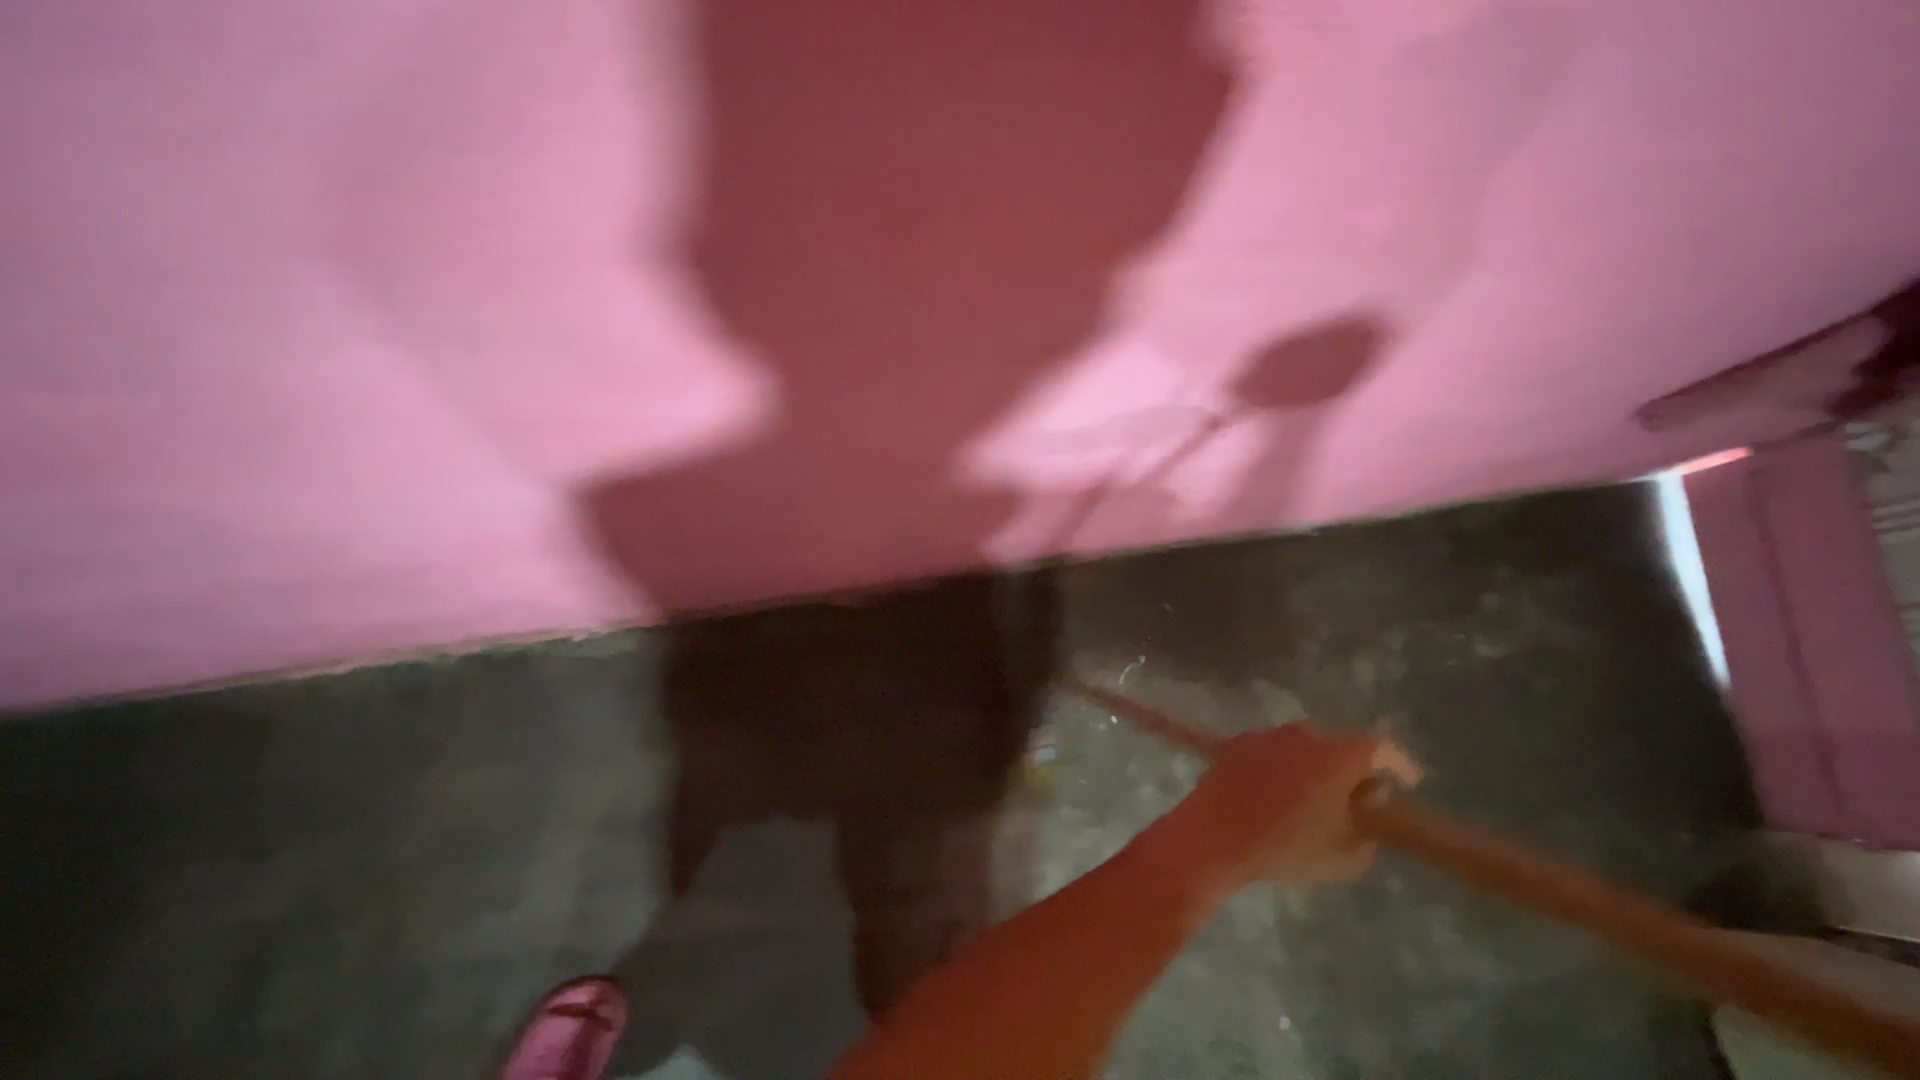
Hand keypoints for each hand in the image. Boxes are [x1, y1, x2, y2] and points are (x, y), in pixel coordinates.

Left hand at [1176, 724, 1420, 886]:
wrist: (1213, 836)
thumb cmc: (1285, 847)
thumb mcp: (1345, 857)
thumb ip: (1368, 834)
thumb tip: (1366, 817)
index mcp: (1338, 755)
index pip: (1382, 748)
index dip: (1399, 764)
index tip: (1408, 782)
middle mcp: (1305, 734)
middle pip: (1342, 744)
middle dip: (1355, 767)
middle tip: (1359, 796)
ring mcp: (1268, 735)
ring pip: (1306, 746)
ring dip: (1317, 765)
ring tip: (1316, 796)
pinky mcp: (1238, 743)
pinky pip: (1275, 752)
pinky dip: (1285, 767)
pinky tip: (1279, 792)